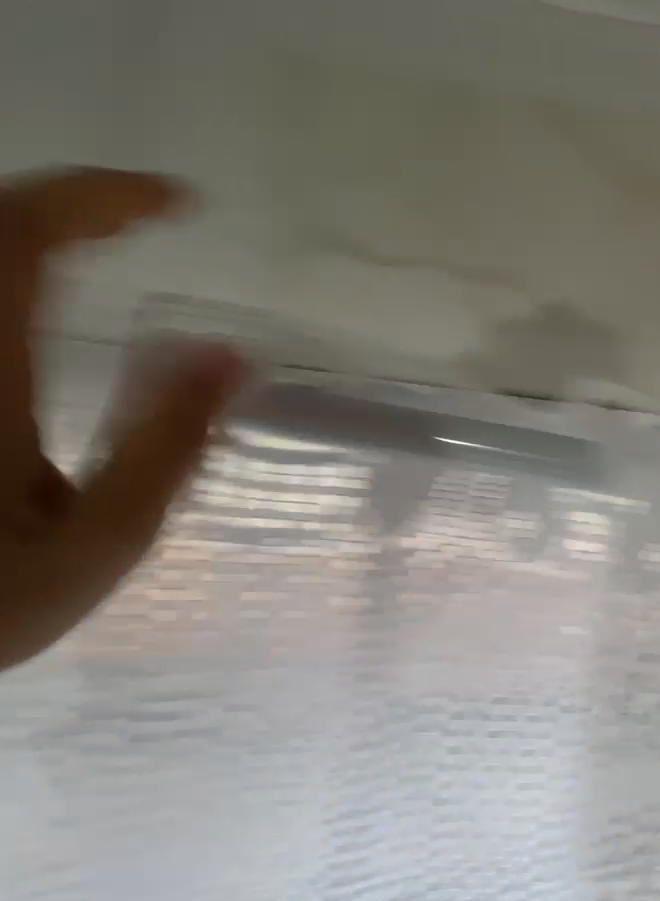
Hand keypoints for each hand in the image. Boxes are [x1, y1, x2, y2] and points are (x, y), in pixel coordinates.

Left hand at [0, 167, 246, 671]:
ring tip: (97, 242)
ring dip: (27, 238)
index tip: (182, 201)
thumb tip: (233, 352)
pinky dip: (11, 277)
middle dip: (63, 207)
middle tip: (143, 218)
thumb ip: (168, 440)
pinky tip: (34, 297)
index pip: (21, 239)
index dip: (101, 200)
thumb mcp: (105, 535)